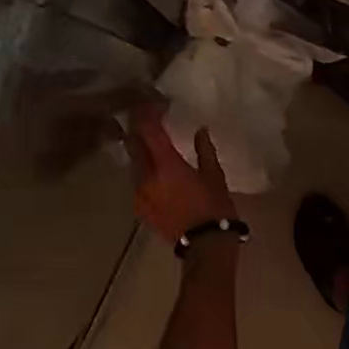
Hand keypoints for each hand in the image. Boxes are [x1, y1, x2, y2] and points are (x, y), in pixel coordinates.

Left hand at [124, 105, 235, 244]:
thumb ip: (204, 151)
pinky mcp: (140, 207)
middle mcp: (145, 176)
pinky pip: (137, 181)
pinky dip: (144, 171)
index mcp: (166, 165)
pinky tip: (157, 173)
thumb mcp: (215, 177)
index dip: (149, 112)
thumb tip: (200, 130)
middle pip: (133, 143)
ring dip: (140, 151)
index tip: (157, 103)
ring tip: (154, 146)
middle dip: (139, 129)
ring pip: (133, 162)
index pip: (149, 130)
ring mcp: (139, 192)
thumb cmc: (215, 208)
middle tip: (151, 120)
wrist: (204, 245)